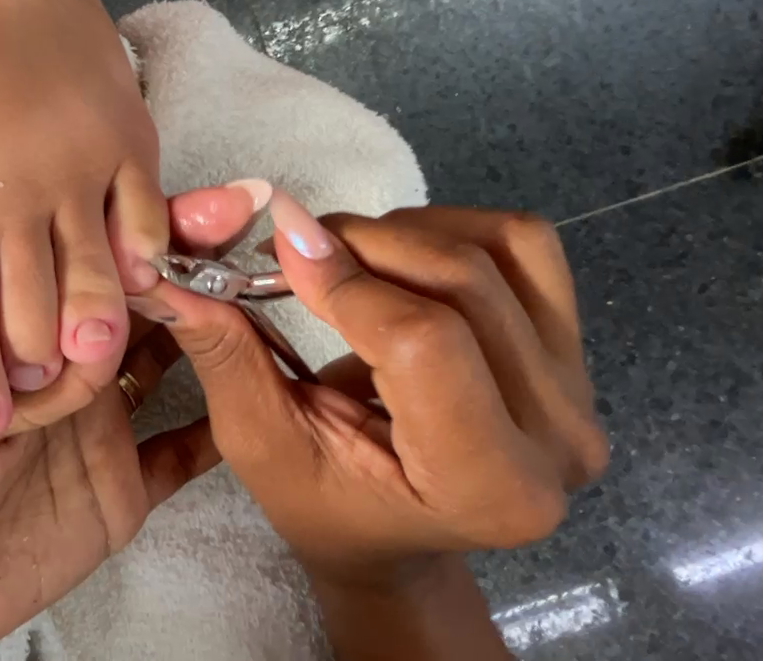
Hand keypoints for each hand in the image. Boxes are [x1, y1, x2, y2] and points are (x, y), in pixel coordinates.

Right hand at [152, 197, 608, 584]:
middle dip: (362, 242)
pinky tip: (395, 261)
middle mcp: (557, 438)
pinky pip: (524, 246)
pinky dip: (449, 228)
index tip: (277, 244)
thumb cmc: (319, 502)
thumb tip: (183, 272)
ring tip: (344, 259)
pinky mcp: (573, 352)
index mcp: (484, 484)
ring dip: (404, 231)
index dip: (343, 279)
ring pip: (502, 248)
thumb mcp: (256, 439)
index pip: (424, 343)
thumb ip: (226, 355)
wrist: (392, 534)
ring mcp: (579, 392)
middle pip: (465, 281)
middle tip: (293, 248)